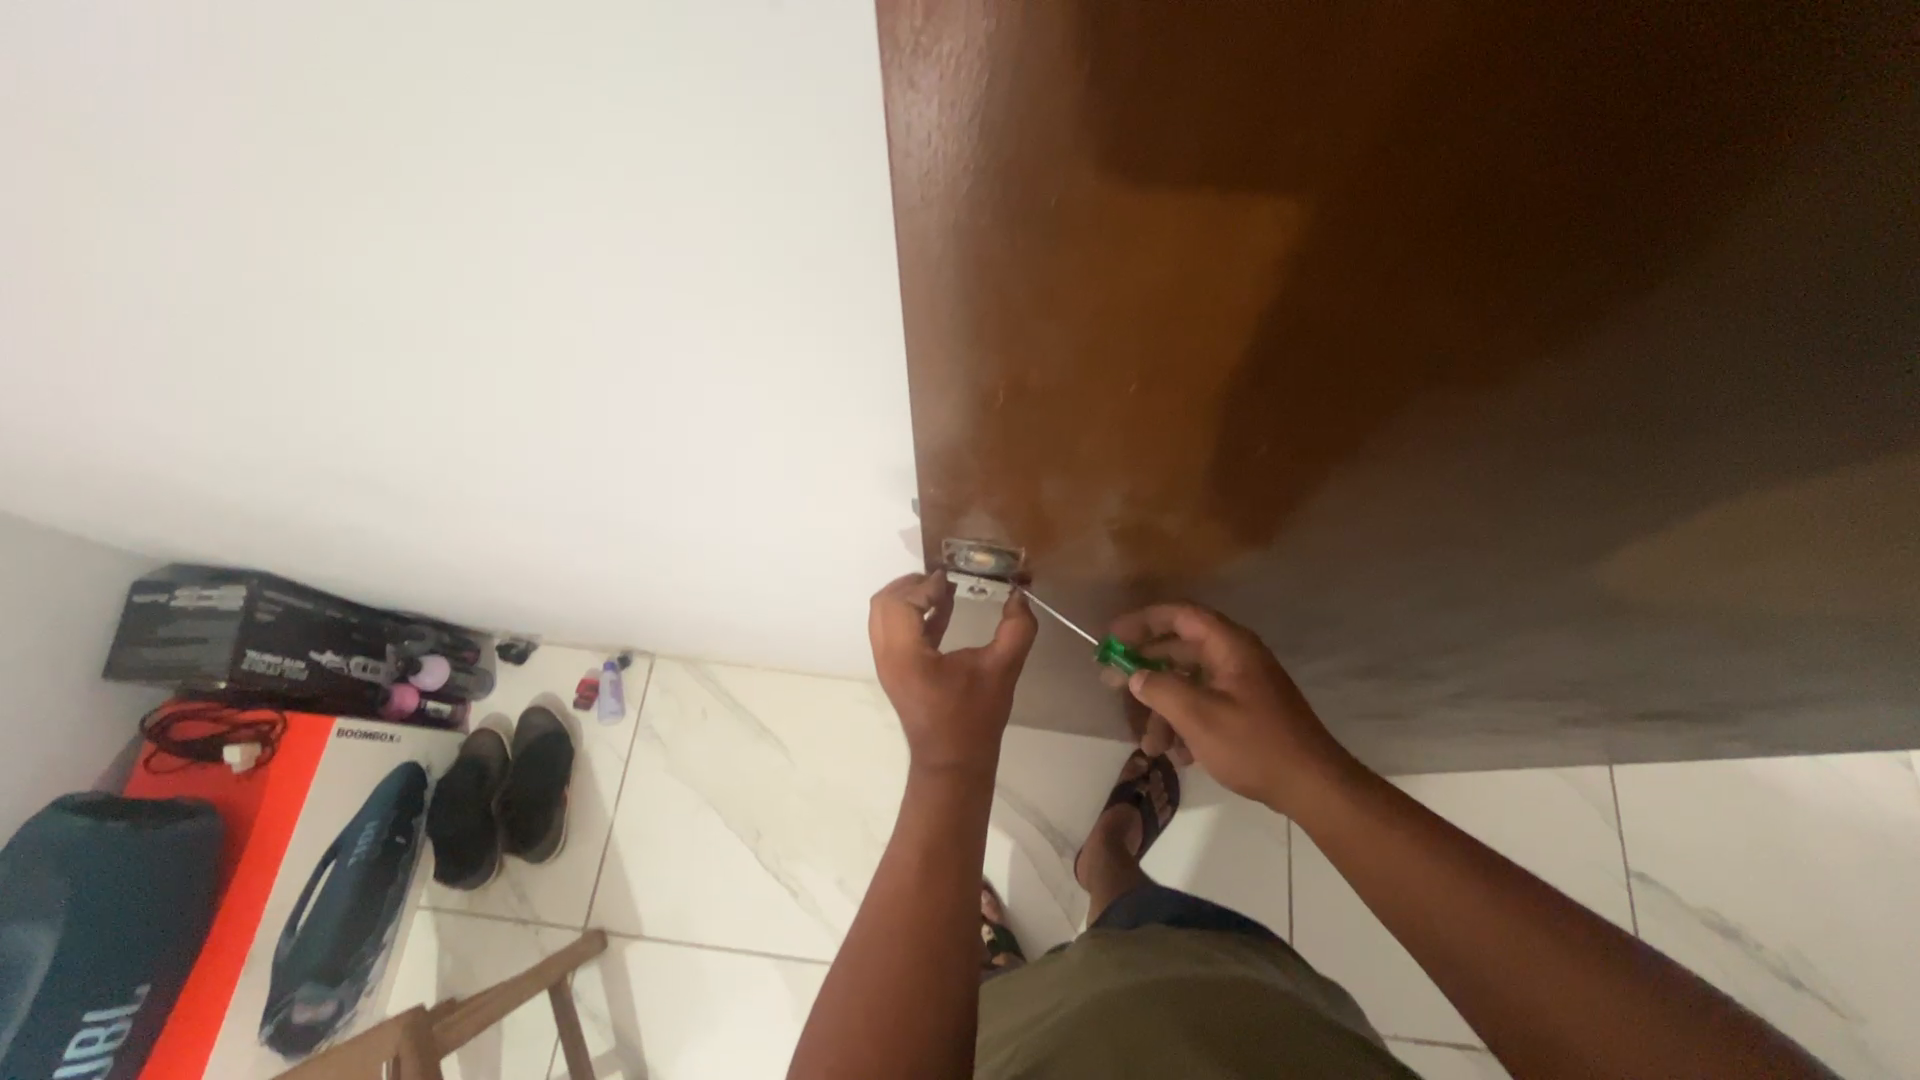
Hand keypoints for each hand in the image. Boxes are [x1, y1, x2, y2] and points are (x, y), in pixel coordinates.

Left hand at [870, 573, 1037, 775]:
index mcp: (906, 655)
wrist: (953, 762)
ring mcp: (888, 664)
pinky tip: (945, 606)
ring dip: (911, 597)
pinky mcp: (896, 670)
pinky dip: (914, 613)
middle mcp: (888, 656)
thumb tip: (1020, 595)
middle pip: (884, 604)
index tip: (954, 578)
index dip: (927, 585)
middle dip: (913, 584)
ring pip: (884, 615)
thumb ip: (1016, 628)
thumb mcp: (1002, 670)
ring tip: (945, 588)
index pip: (902, 602)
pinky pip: (894, 630)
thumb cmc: (975, 718)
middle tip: (944, 578)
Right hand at [1109, 602, 1352, 814]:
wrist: (1312, 786)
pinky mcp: (1247, 711)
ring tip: (1150, 744)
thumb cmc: (1254, 745)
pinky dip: (1186, 723)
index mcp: (1230, 646)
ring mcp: (1243, 685)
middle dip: (1146, 670)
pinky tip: (1178, 754)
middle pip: (1180, 649)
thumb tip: (1136, 676)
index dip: (1143, 621)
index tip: (1113, 637)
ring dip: (1164, 710)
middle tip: (1112, 684)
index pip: (1180, 615)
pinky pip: (1206, 704)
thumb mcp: (1199, 716)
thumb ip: (1161, 689)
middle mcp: (1236, 657)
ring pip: (1190, 683)